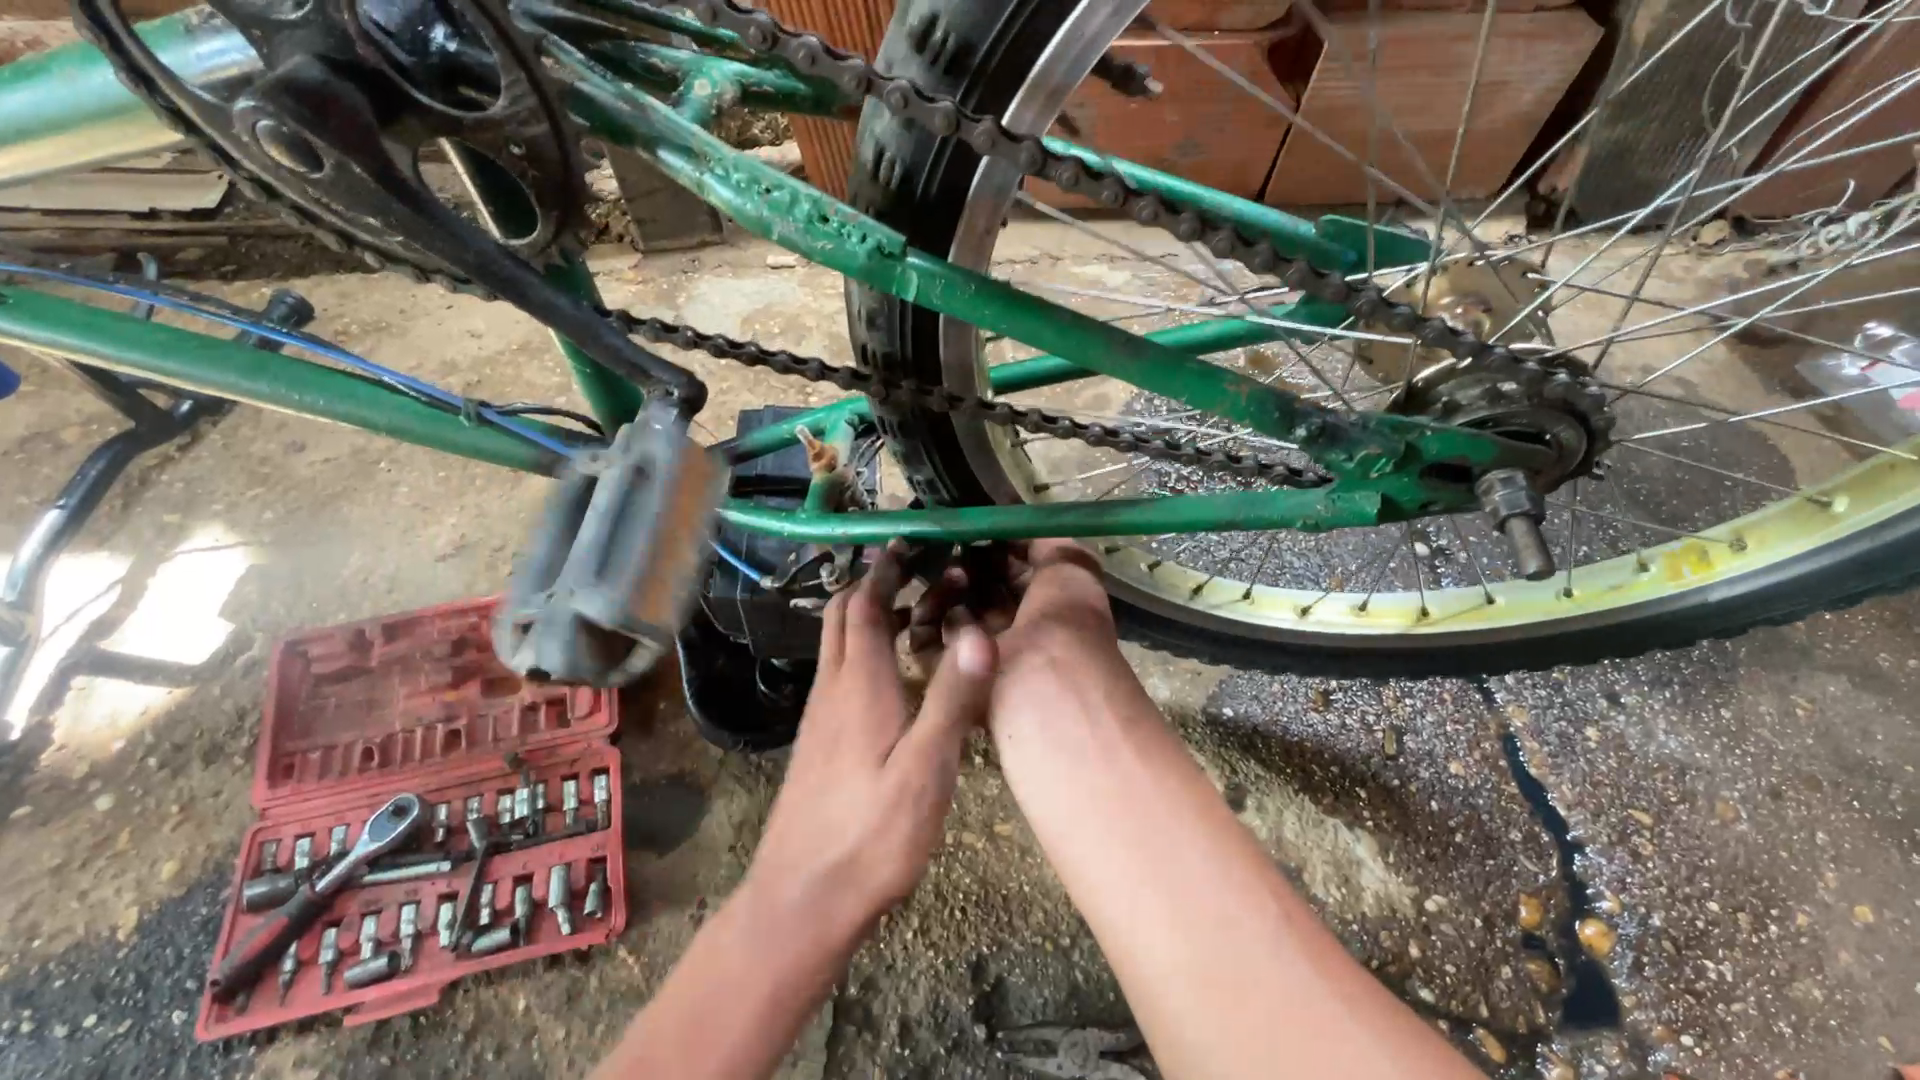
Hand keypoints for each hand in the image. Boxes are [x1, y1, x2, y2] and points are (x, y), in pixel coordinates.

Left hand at [741, 544, 997, 945]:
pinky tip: (891, 677)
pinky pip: (838, 675)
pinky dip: (862, 652)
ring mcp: (820, 718)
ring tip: (911, 611)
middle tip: (913, 568)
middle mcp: (832, 691)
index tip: (907, 542)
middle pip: (842, 617)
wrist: (804, 898)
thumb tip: (979, 631)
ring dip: (866, 616)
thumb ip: (952, 698)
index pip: (866, 607)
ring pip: (837, 646)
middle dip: (871, 583)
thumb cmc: (871, 835)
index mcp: (859, 686)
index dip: (884, 569)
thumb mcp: (926, 769)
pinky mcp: (819, 744)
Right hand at [906, 538, 1117, 681]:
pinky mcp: (954, 677)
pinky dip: (927, 620)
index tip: (977, 526)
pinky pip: (929, 644)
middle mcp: (1018, 634)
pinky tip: (933, 598)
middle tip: (952, 543)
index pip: (1017, 574)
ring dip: (947, 589)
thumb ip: (1047, 541)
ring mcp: (984, 657)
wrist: (1044, 683)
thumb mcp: (1073, 565)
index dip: (998, 548)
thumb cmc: (1066, 619)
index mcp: (1052, 611)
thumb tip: (1019, 523)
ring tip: (950, 572)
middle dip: (967, 566)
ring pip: (954, 615)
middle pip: (982, 593)